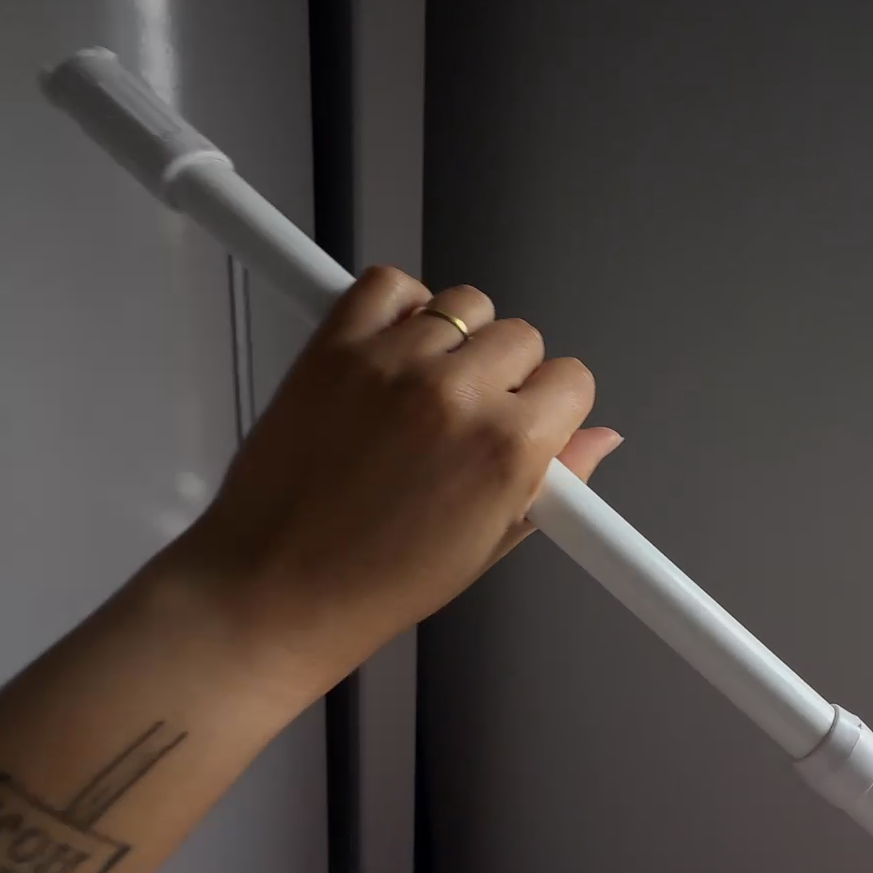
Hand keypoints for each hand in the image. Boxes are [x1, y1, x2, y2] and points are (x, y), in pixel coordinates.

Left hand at [169, 266, 621, 692]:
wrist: (274, 589)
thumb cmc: (381, 581)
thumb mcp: (495, 540)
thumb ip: (559, 480)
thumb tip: (598, 441)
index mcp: (508, 448)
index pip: (573, 379)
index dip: (557, 403)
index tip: (534, 416)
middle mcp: (458, 394)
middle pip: (524, 336)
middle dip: (510, 373)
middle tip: (476, 411)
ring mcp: (395, 362)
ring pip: (466, 303)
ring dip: (460, 338)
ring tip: (428, 384)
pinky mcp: (336, 346)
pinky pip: (390, 283)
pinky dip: (402, 303)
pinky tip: (397, 347)